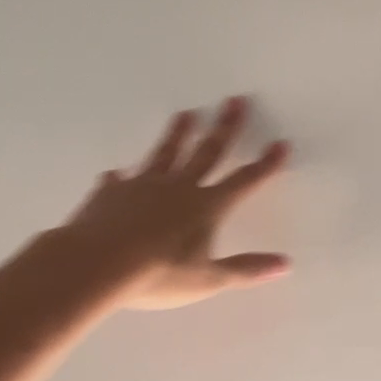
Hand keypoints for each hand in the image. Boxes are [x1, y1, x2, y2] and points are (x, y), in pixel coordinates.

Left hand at [46, 98, 291, 309]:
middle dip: (224, 128)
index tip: (280, 143)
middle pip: (207, 152)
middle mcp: (179, 188)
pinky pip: (117, 181)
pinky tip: (115, 174)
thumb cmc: (158, 274)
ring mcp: (142, 186)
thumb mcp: (208, 279)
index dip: (265, 164)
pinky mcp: (110, 194)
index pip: (244, 181)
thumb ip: (245, 270)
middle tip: (235, 101)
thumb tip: (285, 265)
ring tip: (185, 114)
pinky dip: (119, 178)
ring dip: (177, 135)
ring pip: (165, 154)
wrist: (94, 266)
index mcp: (207, 206)